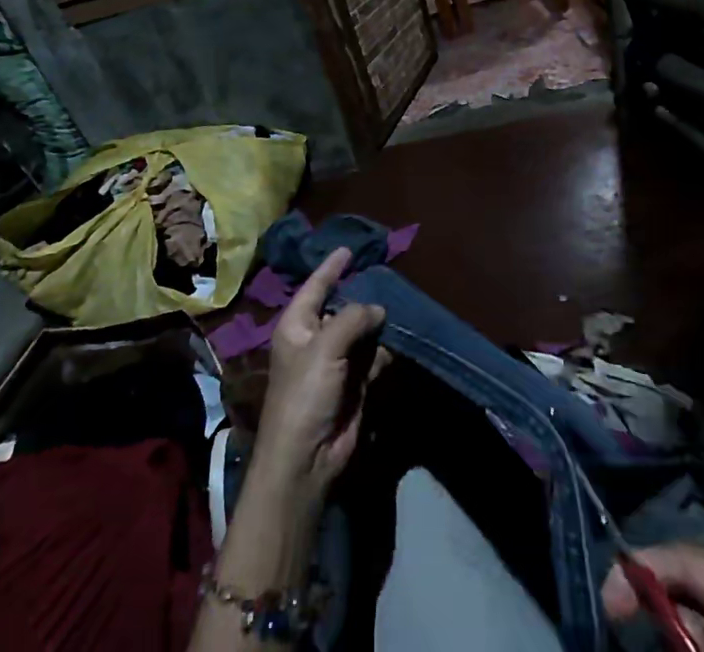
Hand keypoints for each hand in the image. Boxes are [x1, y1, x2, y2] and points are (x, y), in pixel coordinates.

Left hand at [254, 247, 388, 498]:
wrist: (307, 455)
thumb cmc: (304, 395)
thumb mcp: (324, 348)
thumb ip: (352, 319)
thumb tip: (378, 309)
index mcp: (297, 326)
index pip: (315, 287)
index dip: (331, 268)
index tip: (348, 248)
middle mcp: (316, 339)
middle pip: (343, 307)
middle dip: (364, 294)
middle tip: (391, 273)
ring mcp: (337, 361)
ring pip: (363, 331)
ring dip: (381, 321)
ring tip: (406, 300)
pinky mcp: (356, 381)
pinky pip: (376, 355)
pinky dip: (389, 347)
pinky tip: (406, 336)